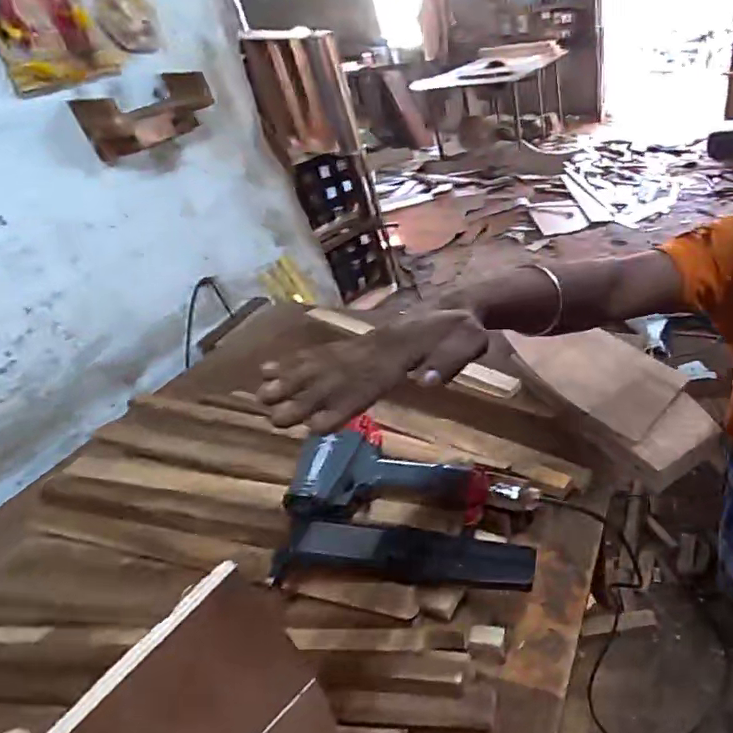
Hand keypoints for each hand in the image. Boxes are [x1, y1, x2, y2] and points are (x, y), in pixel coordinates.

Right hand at [256, 308, 490, 432]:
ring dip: (293, 378)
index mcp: (404, 352)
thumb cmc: (465, 330)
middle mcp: (377, 347)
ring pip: (325, 361)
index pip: (369, 380)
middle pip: (338, 373)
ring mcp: (366, 342)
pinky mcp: (362, 342)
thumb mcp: (470, 341)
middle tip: (273, 417)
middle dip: (306, 395)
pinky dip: (300, 360)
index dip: (344, 402)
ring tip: (261, 395)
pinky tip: (271, 368)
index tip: (316, 425)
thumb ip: (450, 360)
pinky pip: (328, 351)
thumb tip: (427, 381)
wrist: (457, 307)